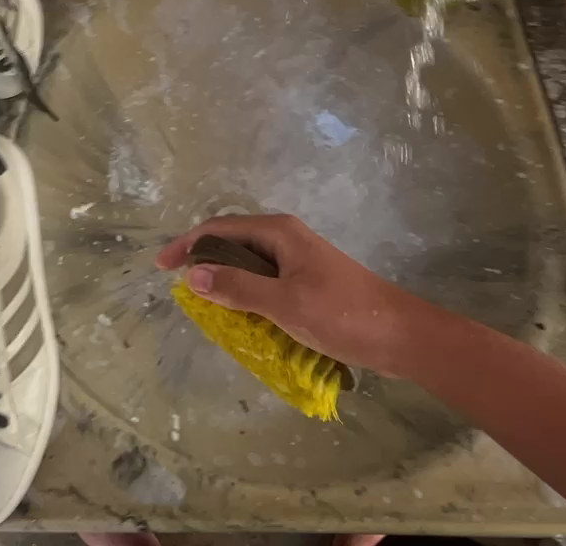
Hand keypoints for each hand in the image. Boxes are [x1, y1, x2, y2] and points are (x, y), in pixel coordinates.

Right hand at [156, 213, 442, 377]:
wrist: (403, 337)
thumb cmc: (343, 314)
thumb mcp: (284, 304)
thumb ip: (237, 288)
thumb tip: (192, 276)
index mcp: (277, 232)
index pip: (219, 228)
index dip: (187, 245)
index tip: (162, 267)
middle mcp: (284, 237)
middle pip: (231, 241)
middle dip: (203, 260)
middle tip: (181, 286)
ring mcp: (297, 258)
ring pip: (247, 261)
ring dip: (223, 278)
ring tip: (204, 301)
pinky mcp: (307, 279)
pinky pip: (263, 278)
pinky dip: (244, 291)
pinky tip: (239, 313)